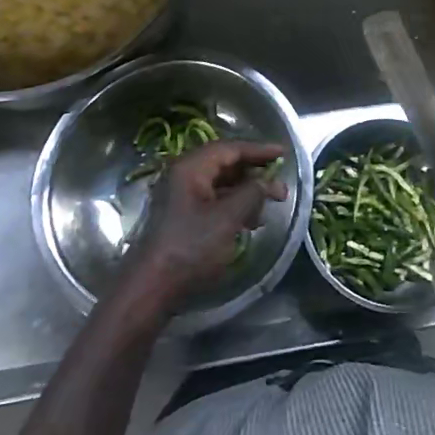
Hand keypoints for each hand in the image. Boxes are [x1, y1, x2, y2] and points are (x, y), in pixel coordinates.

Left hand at [121, 140, 288, 311]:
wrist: (151, 286)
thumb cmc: (190, 247)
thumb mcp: (227, 218)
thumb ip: (252, 194)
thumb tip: (269, 182)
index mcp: (190, 168)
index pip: (230, 148)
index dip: (258, 150)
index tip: (283, 153)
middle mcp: (183, 175)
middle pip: (224, 164)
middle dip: (253, 174)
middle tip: (280, 185)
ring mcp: (180, 196)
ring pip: (219, 184)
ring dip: (245, 192)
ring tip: (267, 208)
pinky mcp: (182, 216)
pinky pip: (213, 201)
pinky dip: (233, 206)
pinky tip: (249, 222)